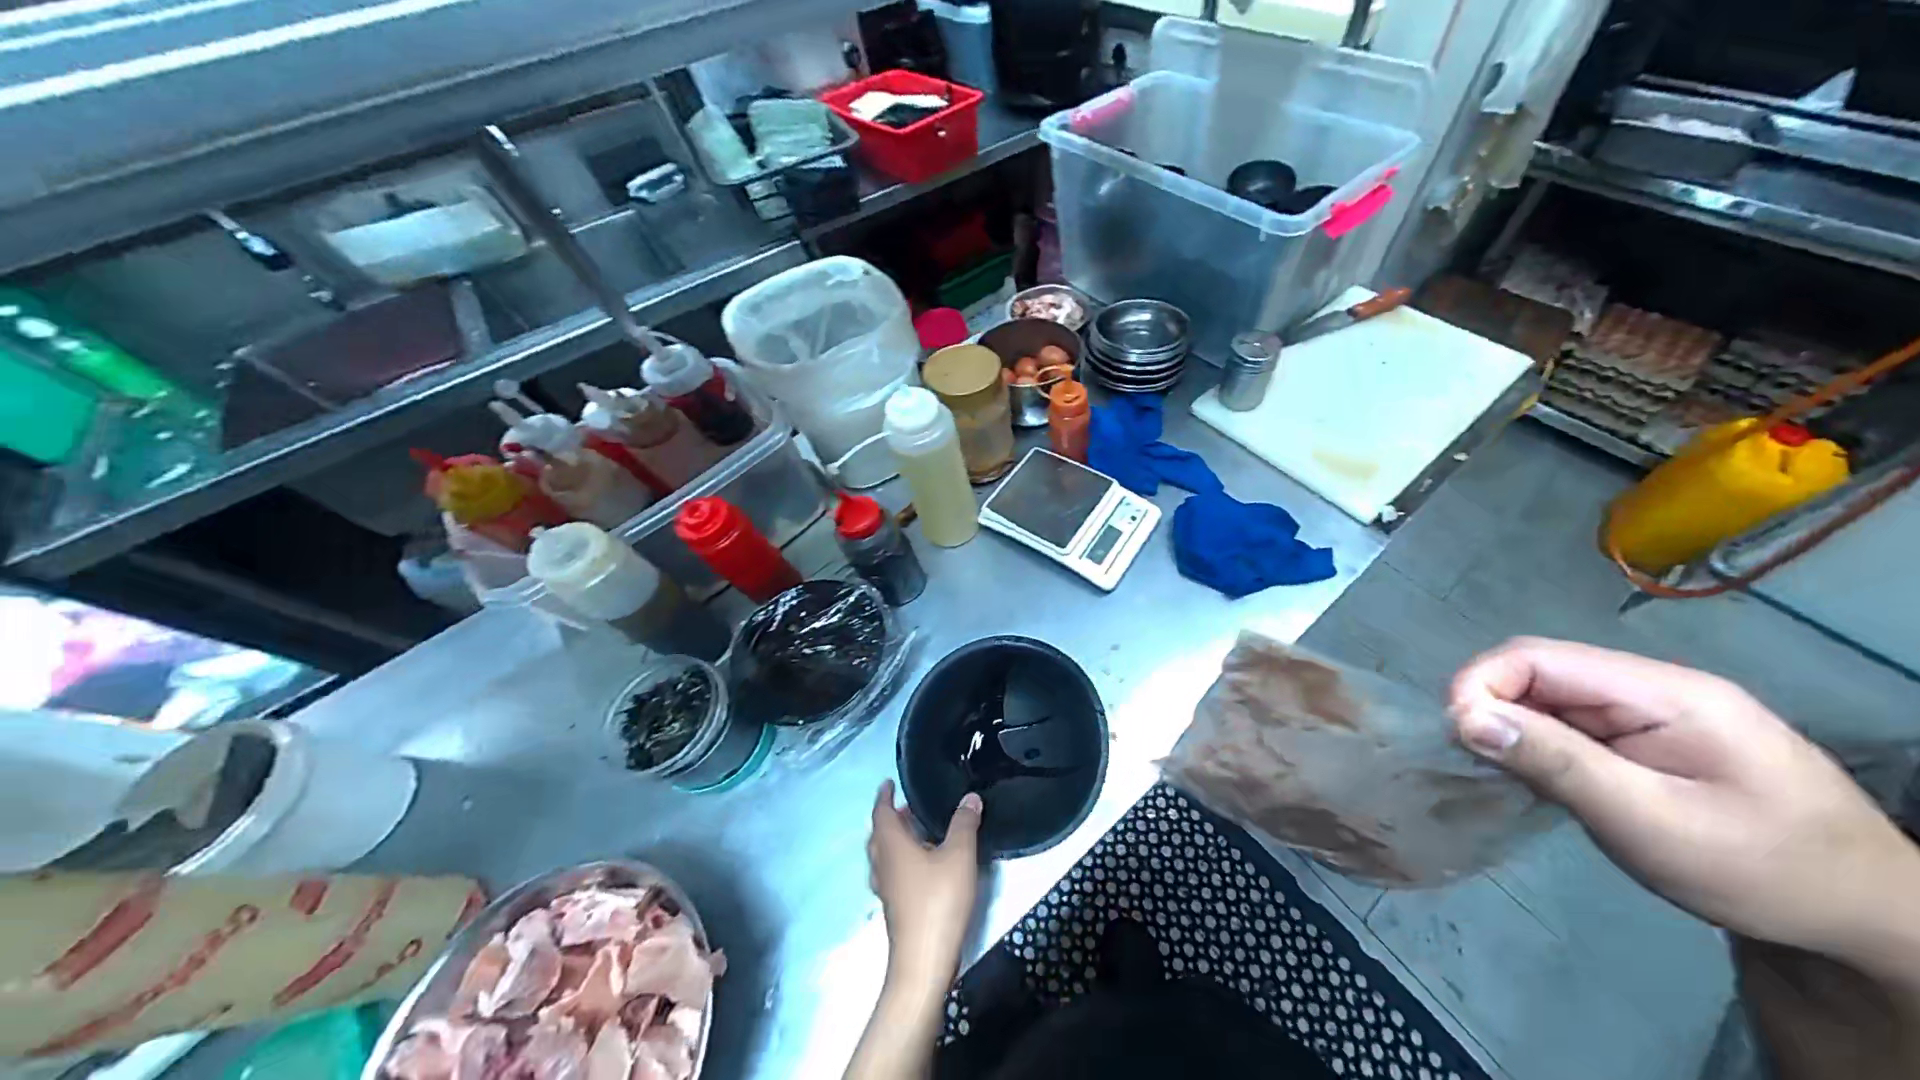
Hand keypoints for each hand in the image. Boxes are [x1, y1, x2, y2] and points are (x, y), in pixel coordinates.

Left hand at [868, 780, 982, 991]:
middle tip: (911, 808)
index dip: (884, 796)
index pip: (881, 812)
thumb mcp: (959, 856)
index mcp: (891, 845)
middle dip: (892, 818)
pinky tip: (925, 868)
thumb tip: (970, 798)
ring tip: (920, 834)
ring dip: (897, 841)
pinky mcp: (895, 908)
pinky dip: (903, 862)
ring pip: (885, 856)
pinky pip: (893, 874)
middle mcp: (882, 864)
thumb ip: (964, 824)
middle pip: (880, 834)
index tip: (888, 783)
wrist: (923, 963)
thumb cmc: (938, 902)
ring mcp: (886, 889)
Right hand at [1448, 637, 1919, 981]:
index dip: (1480, 684)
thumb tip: (1462, 717)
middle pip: (1538, 673)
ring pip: (1547, 699)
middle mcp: (1652, 689)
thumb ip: (1556, 762)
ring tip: (1504, 774)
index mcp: (1663, 692)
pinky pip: (1568, 724)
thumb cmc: (1764, 870)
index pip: (1537, 657)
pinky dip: (1537, 745)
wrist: (1869, 922)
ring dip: (1512, 729)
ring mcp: (1650, 714)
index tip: (1456, 736)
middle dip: (1491, 708)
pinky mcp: (1644, 740)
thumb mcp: (1651, 821)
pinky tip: (1537, 777)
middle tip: (1474, 761)